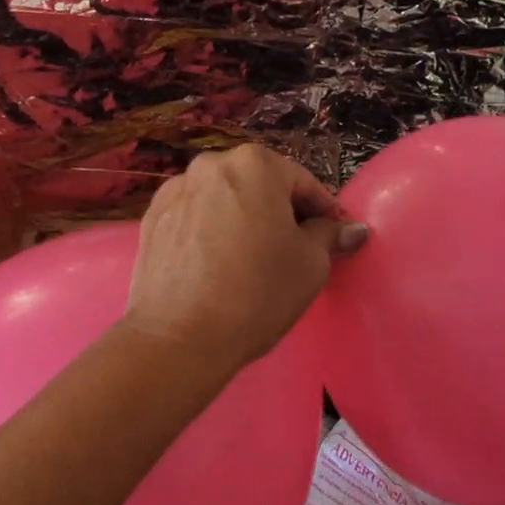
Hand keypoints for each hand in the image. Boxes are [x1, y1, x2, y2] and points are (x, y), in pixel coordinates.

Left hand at [121, 144, 368, 370]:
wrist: (177, 341)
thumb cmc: (257, 293)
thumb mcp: (310, 264)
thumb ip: (330, 235)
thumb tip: (353, 229)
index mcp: (256, 163)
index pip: (304, 184)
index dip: (324, 213)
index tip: (335, 237)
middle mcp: (213, 164)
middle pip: (261, 186)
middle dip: (281, 213)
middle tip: (295, 250)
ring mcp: (176, 190)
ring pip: (226, 200)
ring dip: (244, 220)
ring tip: (253, 260)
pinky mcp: (151, 219)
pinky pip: (196, 218)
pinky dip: (211, 232)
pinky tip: (218, 266)